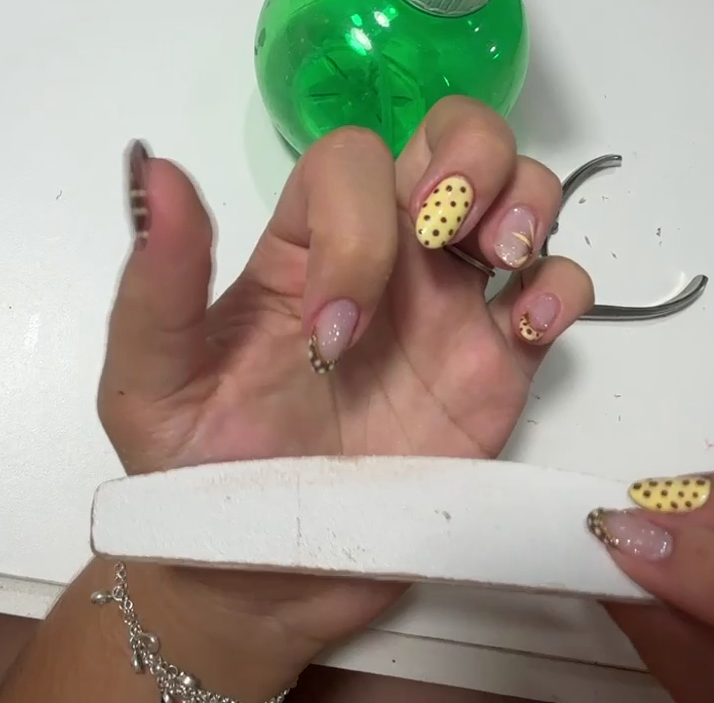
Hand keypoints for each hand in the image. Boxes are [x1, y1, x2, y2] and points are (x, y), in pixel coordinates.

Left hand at [98, 98, 593, 660]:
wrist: (262, 574)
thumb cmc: (202, 471)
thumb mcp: (153, 378)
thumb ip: (159, 277)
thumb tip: (152, 165)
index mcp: (304, 243)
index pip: (348, 163)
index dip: (354, 225)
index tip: (333, 333)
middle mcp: (384, 254)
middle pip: (449, 138)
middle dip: (466, 155)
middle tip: (448, 225)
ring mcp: (448, 303)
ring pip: (517, 192)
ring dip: (524, 199)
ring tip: (502, 259)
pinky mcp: (497, 363)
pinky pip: (557, 290)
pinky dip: (560, 288)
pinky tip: (527, 328)